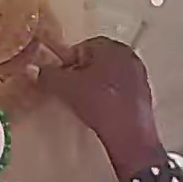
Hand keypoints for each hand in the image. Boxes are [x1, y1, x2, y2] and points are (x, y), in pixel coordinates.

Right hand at [37, 37, 167, 181]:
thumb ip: (47, 74)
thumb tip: (37, 71)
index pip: (82, 47)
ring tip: (83, 103)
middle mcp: (129, 56)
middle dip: (80, 73)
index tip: (59, 79)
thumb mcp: (63, 87)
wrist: (128, 135)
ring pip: (108, 76)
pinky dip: (107, 97)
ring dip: (94, 86)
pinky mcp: (144, 95)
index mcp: (112, 47)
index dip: (66, 63)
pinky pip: (118, 90)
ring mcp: (139, 75)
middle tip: (69, 90)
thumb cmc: (98, 102)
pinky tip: (99, 111)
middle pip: (96, 61)